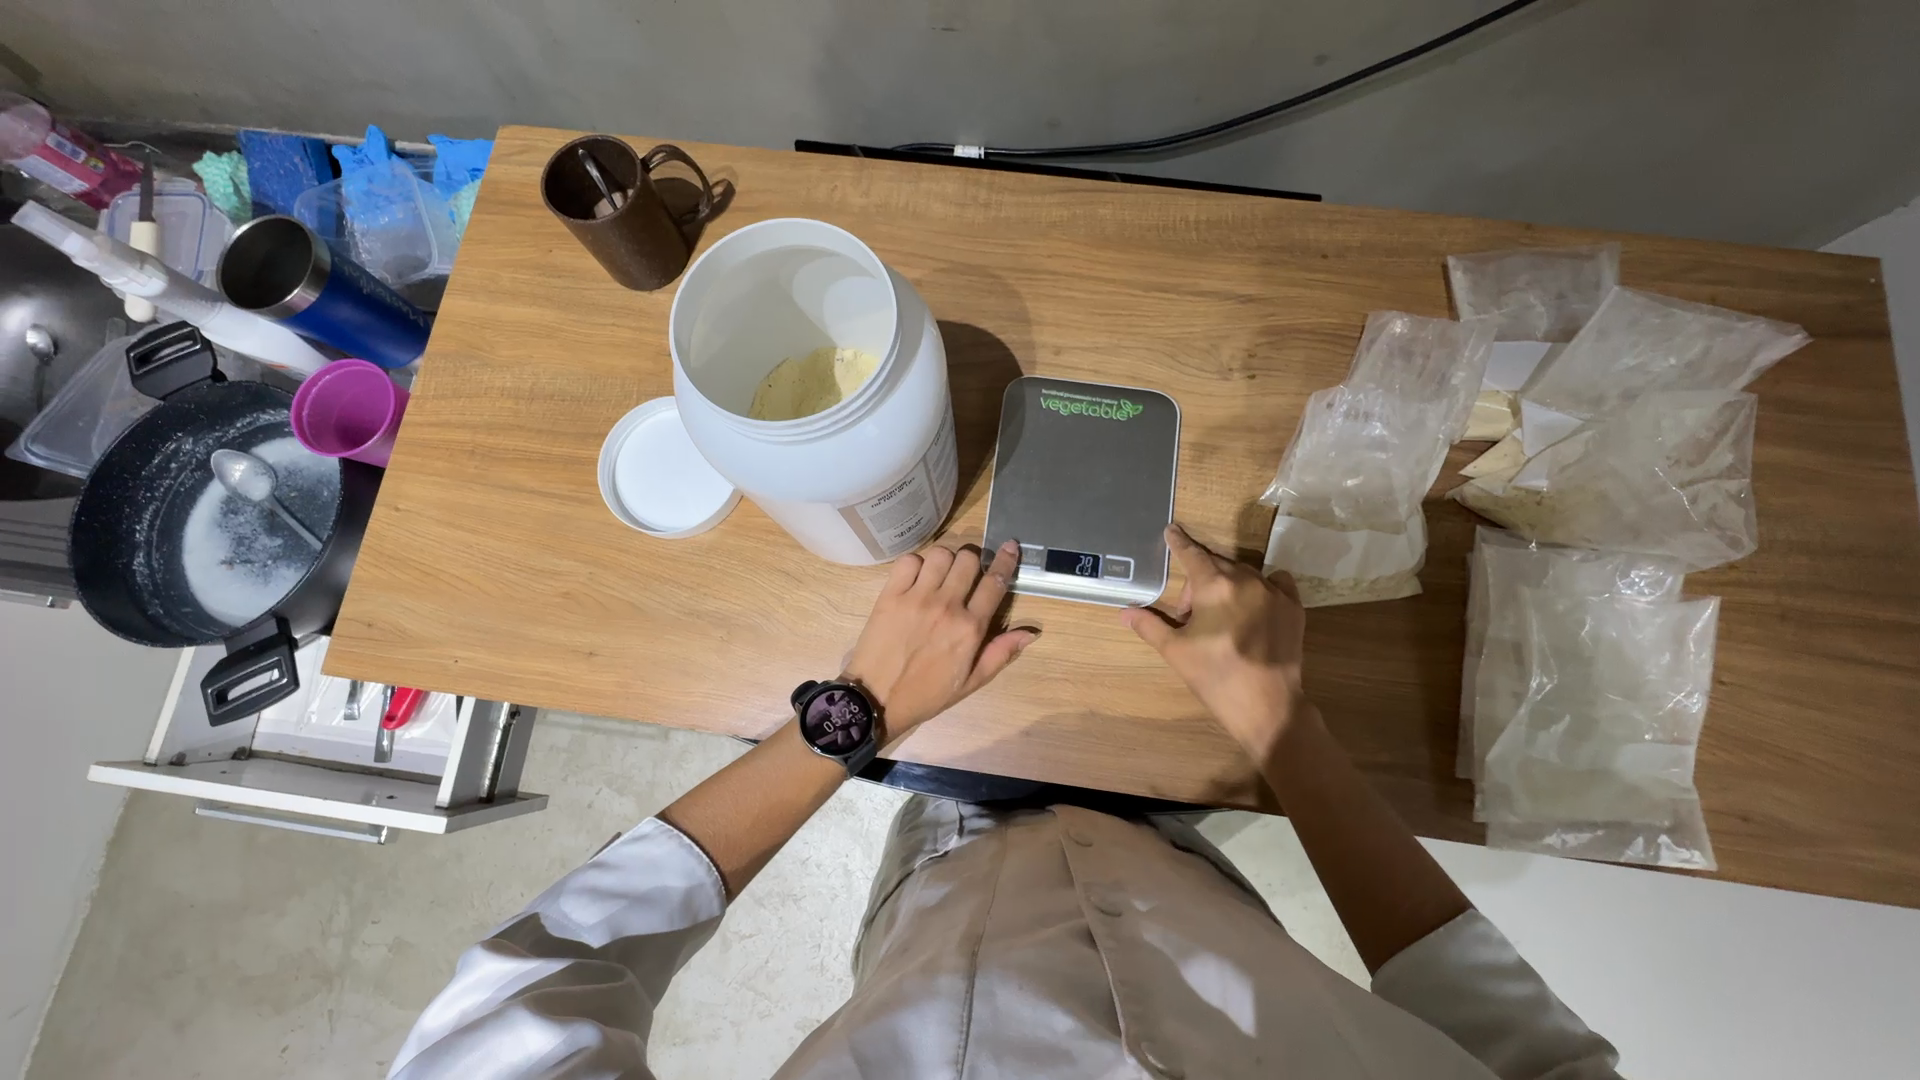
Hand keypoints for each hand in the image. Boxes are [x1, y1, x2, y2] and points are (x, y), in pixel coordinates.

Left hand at [842, 540, 1036, 740]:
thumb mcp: (971, 682)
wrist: (877, 699)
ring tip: (941, 574)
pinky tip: (916, 578)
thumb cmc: (927, 694)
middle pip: (968, 559)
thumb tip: (1031, 633)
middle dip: (972, 560)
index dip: (1005, 560)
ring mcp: (917, 598)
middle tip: (966, 572)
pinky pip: (908, 561)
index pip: (995, 582)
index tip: (1010, 546)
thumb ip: (1001, 653)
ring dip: (946, 560)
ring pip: (941, 554)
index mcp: (970, 628)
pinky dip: (916, 563)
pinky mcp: (890, 595)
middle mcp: (947, 606)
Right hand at [1120, 523, 1312, 758]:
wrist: (1266, 705)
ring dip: (1226, 584)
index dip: (1179, 543)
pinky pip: (1276, 581)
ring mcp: (1274, 592)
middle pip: (1216, 564)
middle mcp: (1245, 580)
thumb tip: (1124, 612)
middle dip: (1199, 579)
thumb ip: (1149, 625)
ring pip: (1243, 573)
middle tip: (1189, 610)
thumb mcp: (1175, 651)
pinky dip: (1262, 585)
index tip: (1172, 531)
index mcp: (1214, 586)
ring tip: (1219, 615)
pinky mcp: (1294, 608)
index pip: (1192, 554)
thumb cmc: (1214, 677)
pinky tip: (1254, 602)